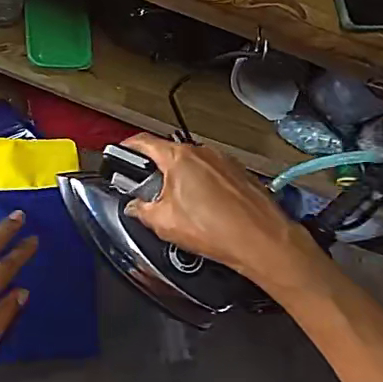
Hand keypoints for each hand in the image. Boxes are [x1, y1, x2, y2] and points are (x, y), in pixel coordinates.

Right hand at [120, 134, 319, 286]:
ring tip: (185, 212)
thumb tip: (136, 207)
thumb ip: (141, 209)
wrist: (260, 239)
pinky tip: (207, 214)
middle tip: (151, 196)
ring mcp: (224, 162)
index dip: (128, 148)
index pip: (144, 142)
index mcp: (180, 157)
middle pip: (170, 156)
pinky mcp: (240, 174)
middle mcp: (204, 153)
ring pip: (194, 167)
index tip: (122, 153)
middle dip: (158, 174)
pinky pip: (214, 177)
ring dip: (185, 184)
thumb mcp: (164, 223)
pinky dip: (207, 190)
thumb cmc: (219, 229)